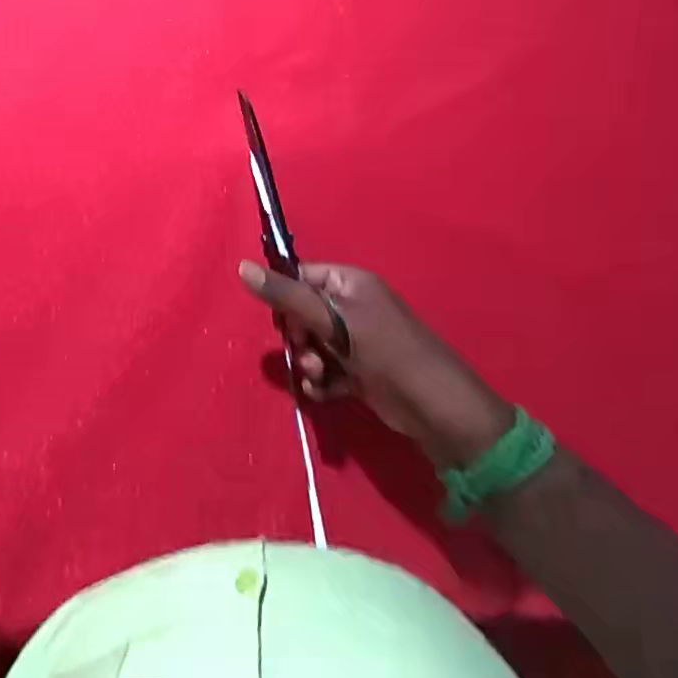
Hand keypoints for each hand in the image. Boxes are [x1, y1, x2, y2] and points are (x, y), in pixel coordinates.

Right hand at [238, 260, 513, 465]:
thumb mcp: (333, 321)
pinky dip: (320, 380)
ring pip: (311, 344)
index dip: (286, 299)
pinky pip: (324, 368)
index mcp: (348, 282)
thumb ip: (286, 296)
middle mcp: (351, 306)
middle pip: (301, 313)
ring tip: (319, 376)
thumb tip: (242, 267)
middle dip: (297, 337)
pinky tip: (324, 392)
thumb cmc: (385, 352)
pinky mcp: (357, 370)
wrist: (435, 410)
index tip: (285, 322)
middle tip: (306, 352)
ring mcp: (356, 340)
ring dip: (307, 362)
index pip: (300, 277)